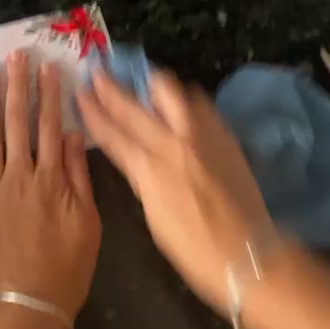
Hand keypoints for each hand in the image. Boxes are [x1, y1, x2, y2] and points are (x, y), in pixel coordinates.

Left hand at [0, 51, 101, 320]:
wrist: (26, 305)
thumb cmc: (66, 266)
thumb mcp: (89, 223)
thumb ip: (79, 176)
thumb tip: (75, 134)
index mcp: (51, 179)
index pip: (51, 125)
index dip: (49, 93)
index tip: (47, 66)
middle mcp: (19, 174)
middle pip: (16, 121)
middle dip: (17, 84)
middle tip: (16, 54)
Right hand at [77, 68, 273, 312]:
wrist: (249, 255)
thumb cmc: (194, 250)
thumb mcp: (154, 216)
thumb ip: (142, 178)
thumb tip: (134, 157)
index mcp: (149, 170)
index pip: (111, 132)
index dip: (93, 110)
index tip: (80, 92)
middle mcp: (171, 144)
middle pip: (133, 106)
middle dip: (111, 87)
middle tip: (100, 72)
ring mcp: (200, 135)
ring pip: (170, 91)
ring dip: (152, 85)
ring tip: (145, 82)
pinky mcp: (223, 134)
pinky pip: (199, 102)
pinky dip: (185, 98)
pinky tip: (182, 103)